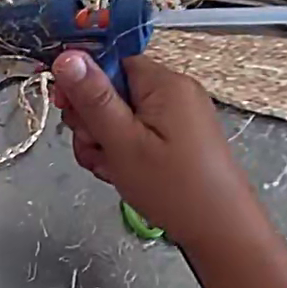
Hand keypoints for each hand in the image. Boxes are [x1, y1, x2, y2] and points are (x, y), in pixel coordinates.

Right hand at [52, 50, 265, 251]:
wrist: (221, 233)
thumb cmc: (172, 186)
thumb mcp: (122, 141)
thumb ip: (92, 97)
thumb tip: (66, 54)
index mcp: (163, 83)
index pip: (110, 60)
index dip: (82, 81)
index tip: (65, 107)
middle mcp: (172, 92)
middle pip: (110, 89)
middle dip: (90, 119)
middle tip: (95, 149)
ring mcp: (175, 116)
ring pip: (116, 115)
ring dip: (101, 140)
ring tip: (109, 167)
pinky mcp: (175, 137)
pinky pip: (133, 132)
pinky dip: (119, 150)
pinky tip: (119, 172)